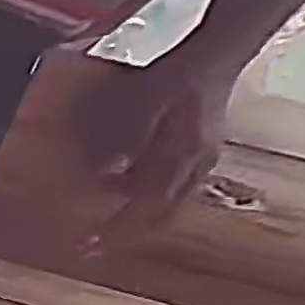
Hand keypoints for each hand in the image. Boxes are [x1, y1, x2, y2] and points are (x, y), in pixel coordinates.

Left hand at [79, 59, 234, 255]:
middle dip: (122, 234)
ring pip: (167, 208)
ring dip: (134, 225)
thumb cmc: (173, 78)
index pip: (147, 204)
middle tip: (87, 250)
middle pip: (158, 215)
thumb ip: (128, 134)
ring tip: (100, 237)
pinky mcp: (199, 159)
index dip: (117, 228)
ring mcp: (202, 164)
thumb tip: (109, 172)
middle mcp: (197, 166)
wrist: (217, 55)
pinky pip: (171, 195)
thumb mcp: (143, 100)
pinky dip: (147, 209)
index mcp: (184, 154)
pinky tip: (122, 211)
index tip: (89, 245)